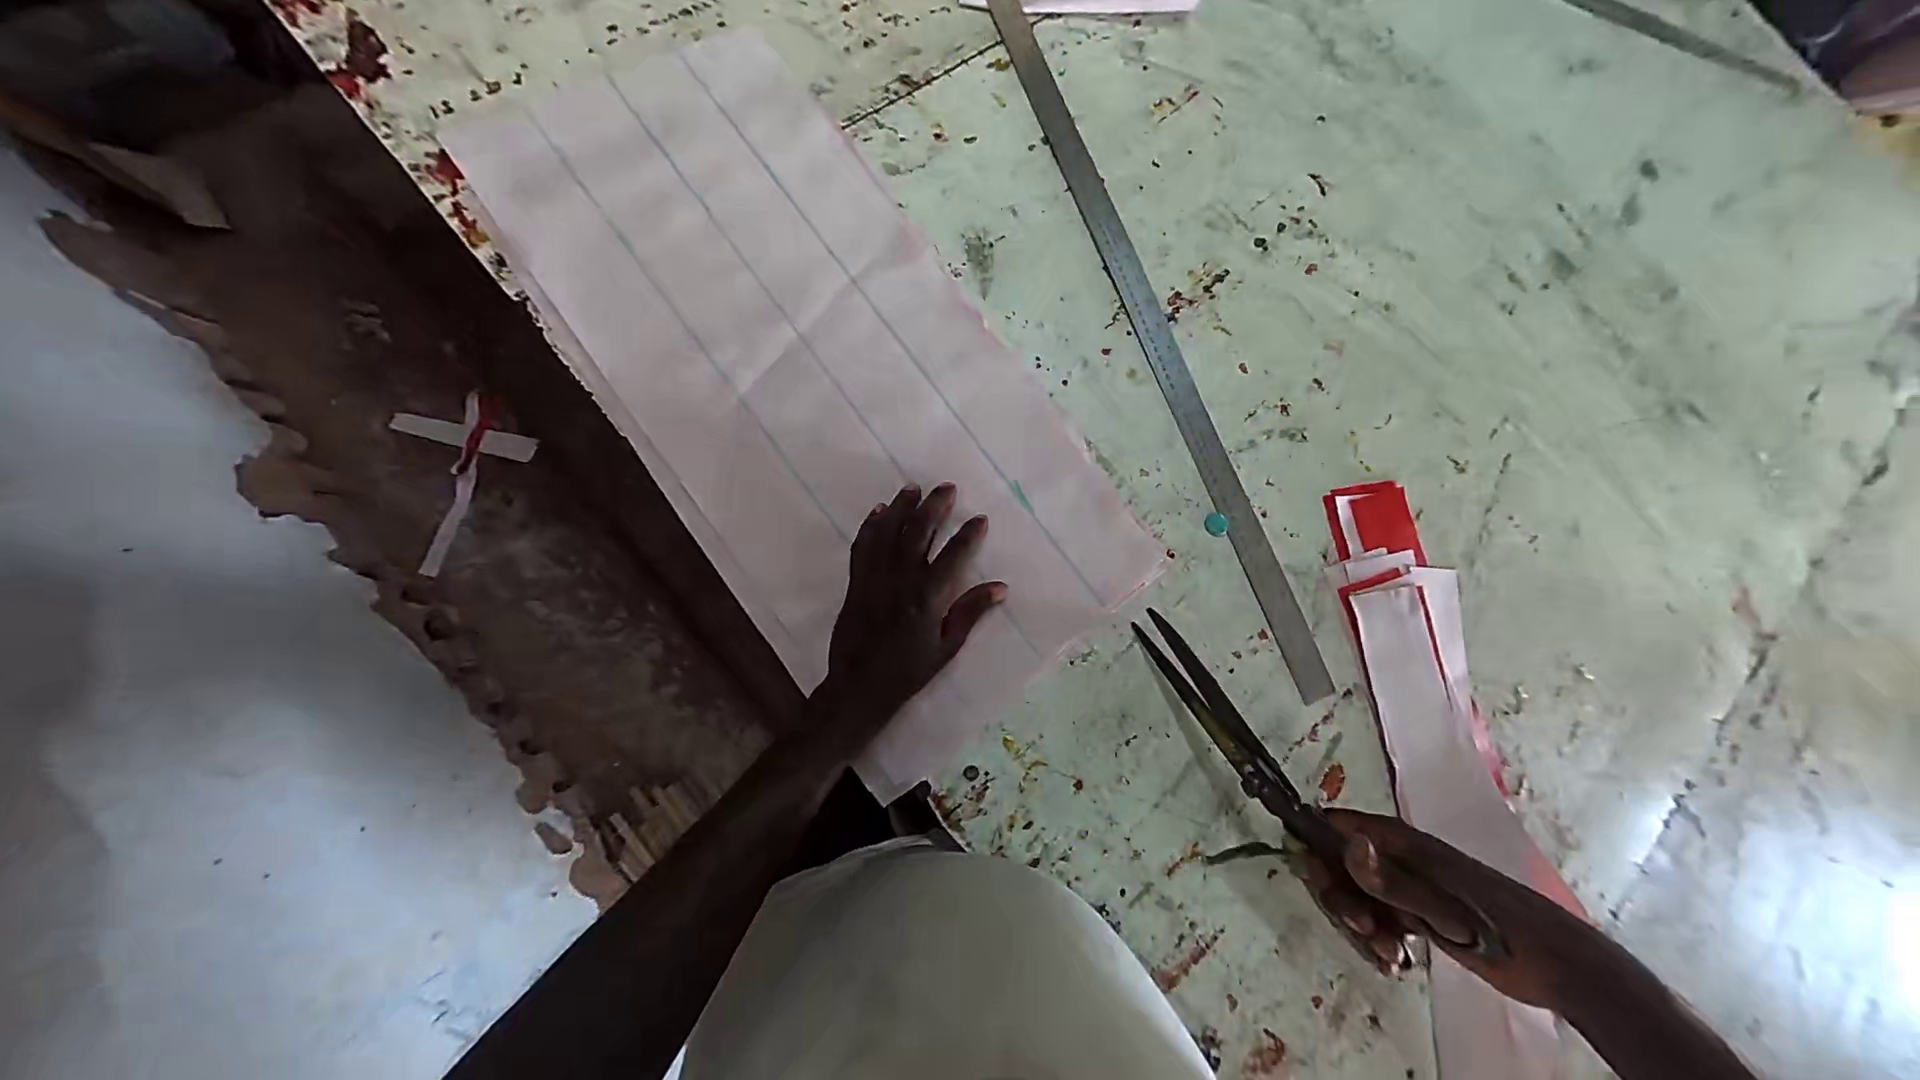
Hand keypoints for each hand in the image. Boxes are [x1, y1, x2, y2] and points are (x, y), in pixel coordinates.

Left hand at [821, 482, 1005, 726]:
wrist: (858, 686)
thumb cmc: (908, 671)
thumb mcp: (946, 647)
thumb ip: (970, 612)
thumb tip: (1000, 587)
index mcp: (927, 597)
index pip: (954, 555)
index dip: (969, 534)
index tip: (980, 518)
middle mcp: (900, 580)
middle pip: (918, 532)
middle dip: (935, 506)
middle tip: (947, 488)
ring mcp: (874, 578)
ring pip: (888, 532)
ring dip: (901, 507)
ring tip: (913, 488)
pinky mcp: (856, 582)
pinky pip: (862, 546)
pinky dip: (871, 526)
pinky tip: (878, 511)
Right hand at [1298, 809, 1598, 1009]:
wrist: (1560, 966)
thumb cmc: (1498, 928)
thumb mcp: (1440, 909)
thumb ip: (1388, 879)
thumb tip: (1346, 842)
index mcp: (1396, 840)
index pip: (1332, 825)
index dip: (1314, 848)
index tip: (1315, 881)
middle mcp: (1393, 854)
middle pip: (1337, 865)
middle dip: (1342, 900)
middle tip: (1363, 929)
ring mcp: (1404, 882)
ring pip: (1355, 896)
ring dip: (1362, 927)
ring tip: (1389, 954)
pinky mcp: (1415, 910)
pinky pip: (1376, 917)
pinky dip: (1378, 939)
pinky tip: (1396, 961)